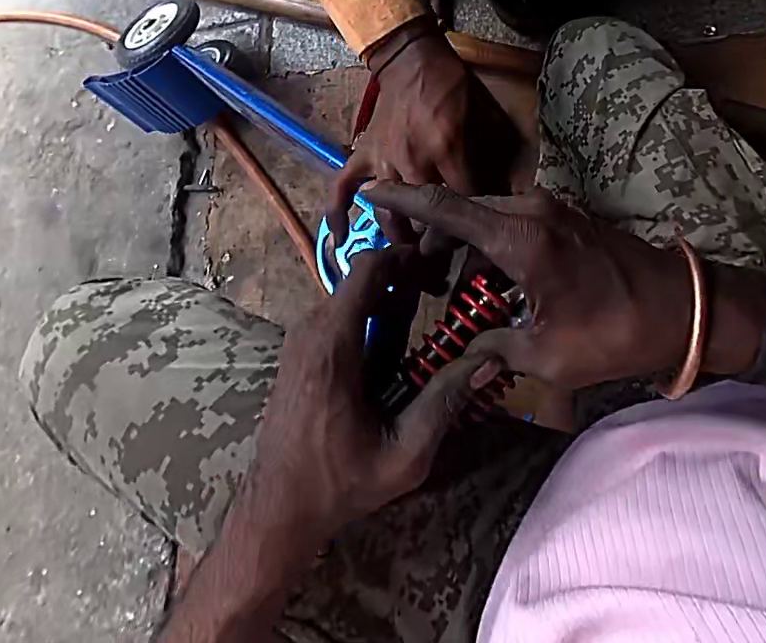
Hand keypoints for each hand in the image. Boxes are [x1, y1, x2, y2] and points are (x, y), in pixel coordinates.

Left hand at [243, 247, 500, 539]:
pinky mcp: (299, 349)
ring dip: (386, 296)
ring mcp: (300, 338)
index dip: (404, 258)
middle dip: (402, 277)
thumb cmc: (340, 483)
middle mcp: (311, 330)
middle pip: (361, 278)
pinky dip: (368, 314)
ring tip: (420, 315)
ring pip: (350, 294)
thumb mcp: (405, 452)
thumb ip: (445, 401)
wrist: (278, 506)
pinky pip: (338, 314)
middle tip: (438, 291)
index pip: (366, 268)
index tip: (436, 269)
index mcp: (333, 345)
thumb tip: (488, 360)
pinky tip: (390, 343)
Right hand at [327, 22, 518, 238]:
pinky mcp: (362, 154)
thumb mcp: (485, 116)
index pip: (462, 202)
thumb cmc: (452, 86)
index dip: (474, 222)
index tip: (479, 233)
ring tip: (412, 251)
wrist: (413, 60)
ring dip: (400, 236)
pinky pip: (342, 187)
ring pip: (387, 213)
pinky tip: (340, 239)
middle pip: (423, 217)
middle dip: (436, 241)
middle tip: (446, 253)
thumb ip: (493, 155)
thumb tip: (505, 191)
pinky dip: (338, 214)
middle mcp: (411, 160)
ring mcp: (381, 160)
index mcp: (446, 149)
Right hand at [361, 182, 765, 387]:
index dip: (401, 200)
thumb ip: (494, 347)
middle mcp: (529, 210)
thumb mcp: (549, 355)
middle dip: (431, 240)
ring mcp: (548, 209)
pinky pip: (509, 222)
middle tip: (415, 277)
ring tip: (451, 288)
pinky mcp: (561, 217)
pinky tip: (490, 283)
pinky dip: (489, 245)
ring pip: (484, 217)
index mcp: (519, 238)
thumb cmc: (616, 332)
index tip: (368, 191)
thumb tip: (466, 351)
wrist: (684, 307)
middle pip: (460, 212)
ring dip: (462, 246)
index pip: (445, 208)